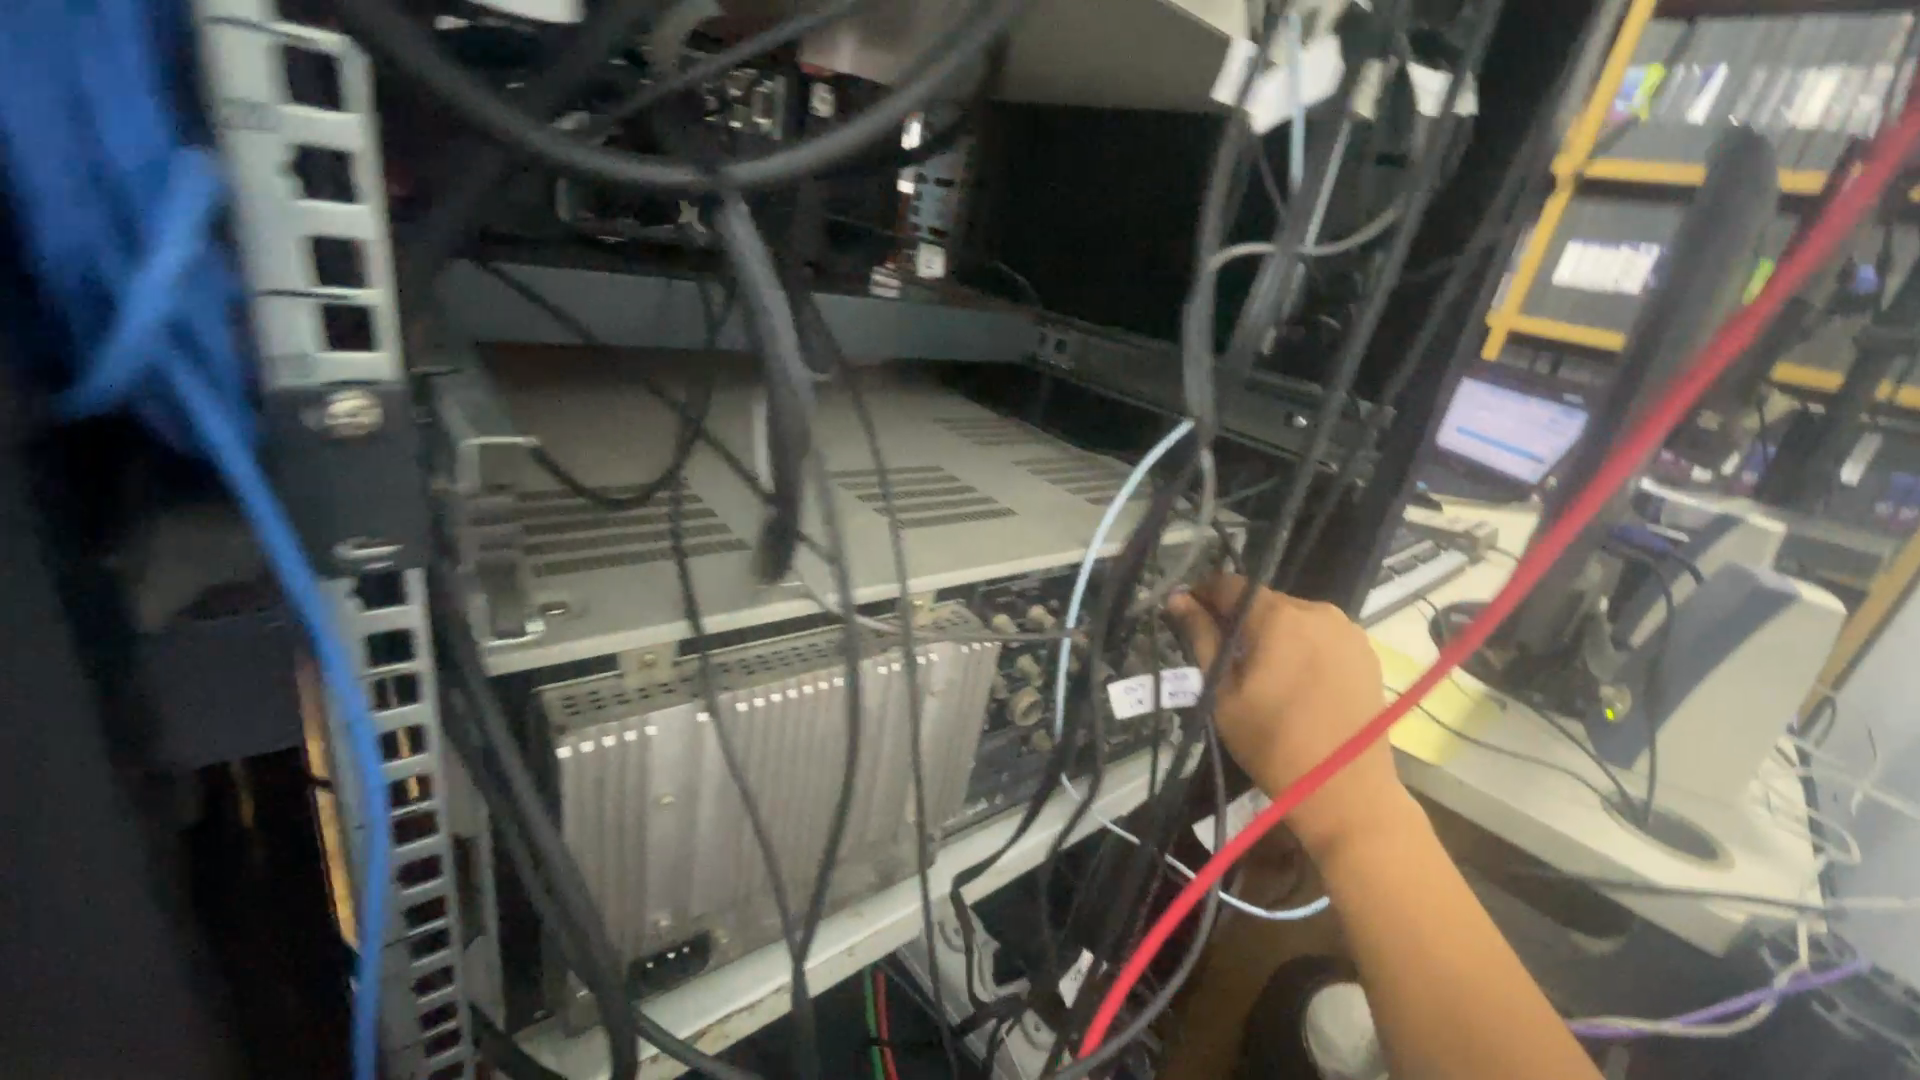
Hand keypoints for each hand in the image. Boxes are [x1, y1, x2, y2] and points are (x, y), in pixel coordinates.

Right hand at [1167, 573, 1410, 858]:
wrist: (1345, 790)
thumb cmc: (1271, 742)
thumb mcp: (1221, 692)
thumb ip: (1201, 637)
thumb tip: (1178, 598)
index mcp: (1278, 616)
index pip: (1230, 584)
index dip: (1203, 595)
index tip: (1188, 616)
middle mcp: (1317, 611)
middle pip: (1263, 601)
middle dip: (1239, 619)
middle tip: (1221, 654)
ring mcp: (1348, 631)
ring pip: (1294, 618)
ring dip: (1272, 633)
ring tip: (1260, 672)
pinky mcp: (1366, 653)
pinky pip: (1321, 636)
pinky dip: (1301, 647)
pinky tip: (1294, 681)